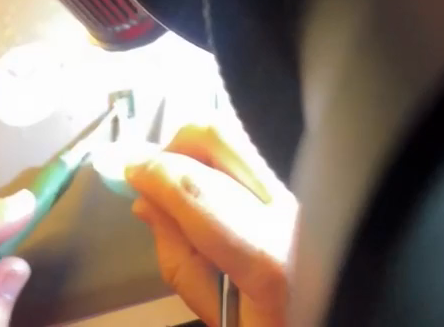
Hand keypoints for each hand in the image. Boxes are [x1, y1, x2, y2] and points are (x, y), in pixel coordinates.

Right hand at [126, 123, 296, 326]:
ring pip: (229, 135)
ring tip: (172, 178)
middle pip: (219, 137)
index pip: (198, 191)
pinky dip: (207, 155)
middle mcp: (283, 207)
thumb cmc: (256, 322)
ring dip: (189, 148)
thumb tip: (145, 198)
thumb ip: (173, 250)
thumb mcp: (207, 305)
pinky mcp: (285, 182)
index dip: (157, 173)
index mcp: (264, 254)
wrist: (314, 317)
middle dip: (174, 145)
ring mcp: (289, 190)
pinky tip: (197, 181)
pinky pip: (238, 150)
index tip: (128, 172)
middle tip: (151, 173)